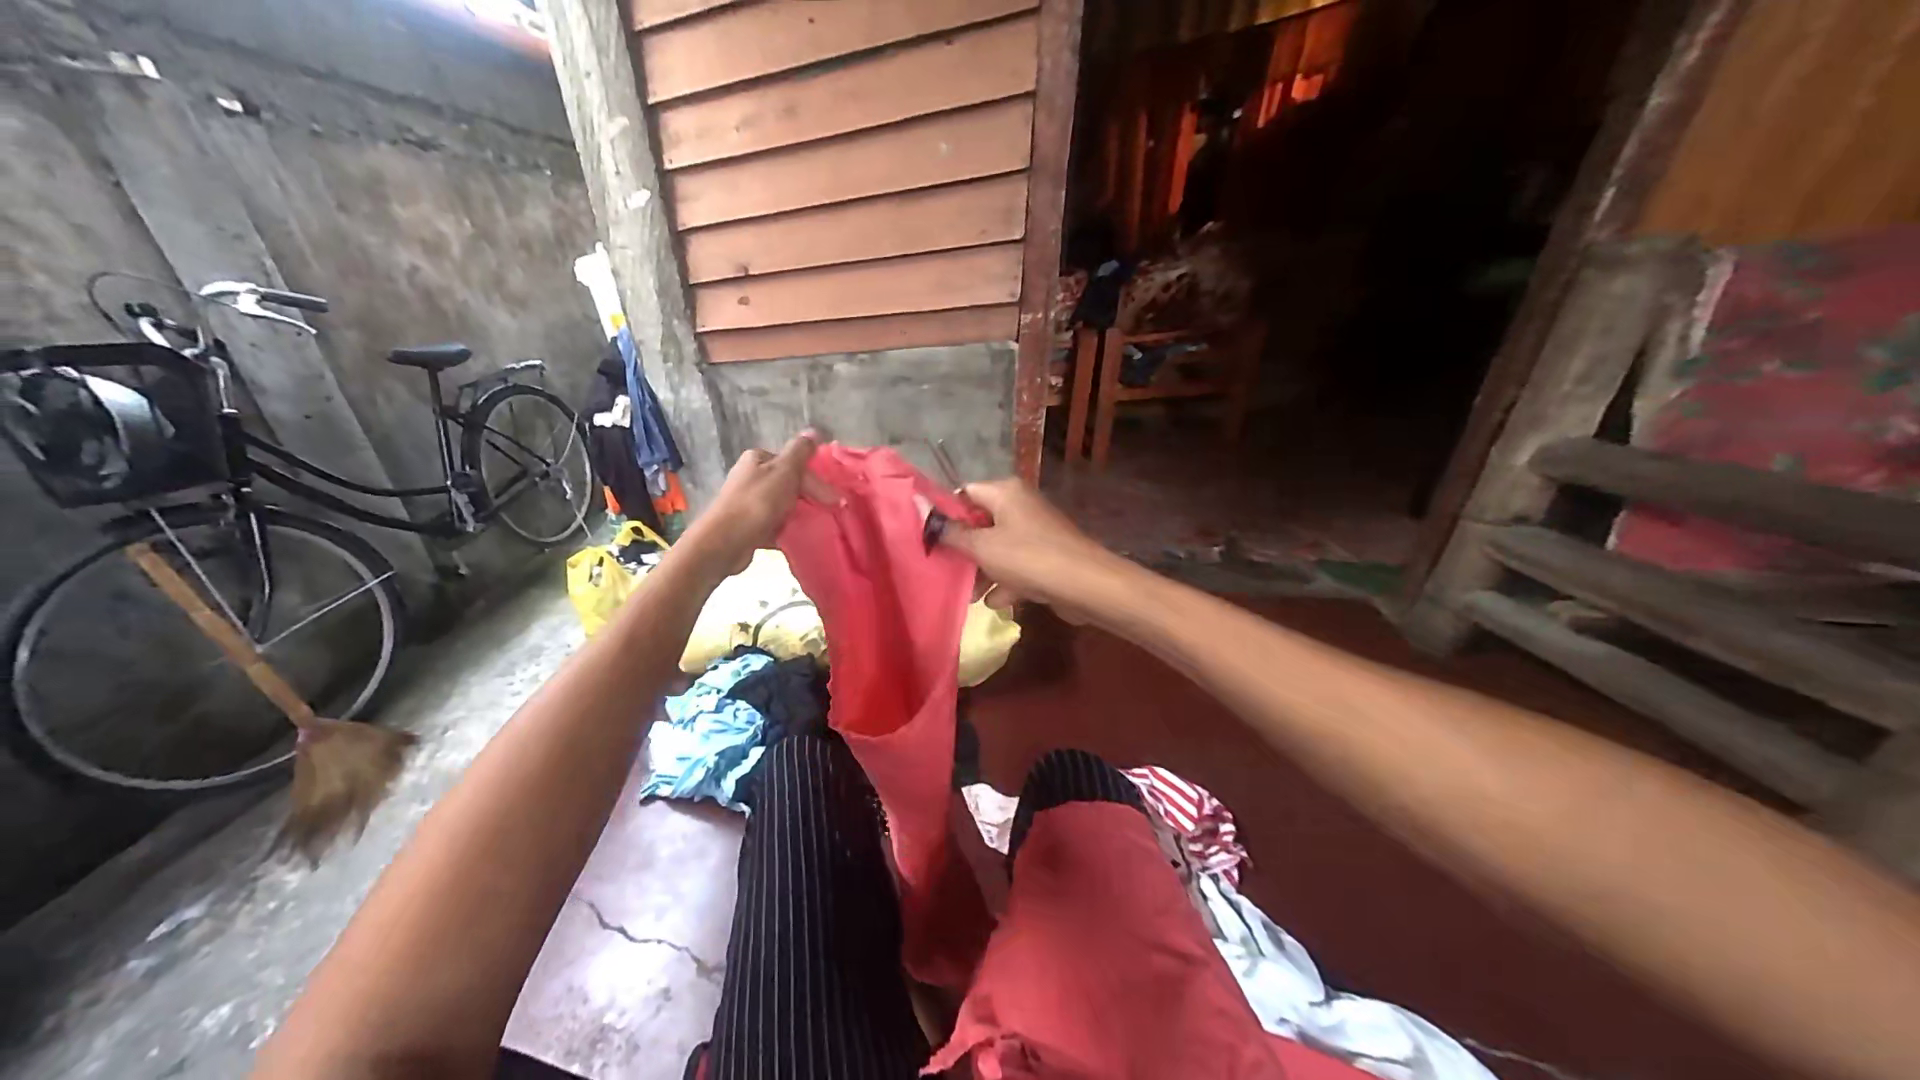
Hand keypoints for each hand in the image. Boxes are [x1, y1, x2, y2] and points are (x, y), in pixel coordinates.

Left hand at [678, 432, 833, 577]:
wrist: (726, 541)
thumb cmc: (758, 502)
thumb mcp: (784, 471)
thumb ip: (800, 452)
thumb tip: (813, 431)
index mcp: (759, 459)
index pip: (795, 464)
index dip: (816, 481)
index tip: (835, 501)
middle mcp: (751, 476)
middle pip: (789, 484)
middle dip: (810, 498)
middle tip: (830, 513)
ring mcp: (748, 502)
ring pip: (782, 505)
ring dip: (799, 514)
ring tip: (816, 527)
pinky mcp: (747, 525)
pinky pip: (774, 525)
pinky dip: (786, 530)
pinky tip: (797, 539)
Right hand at [934, 479, 1124, 613]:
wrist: (1086, 586)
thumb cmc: (1029, 558)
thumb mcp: (982, 546)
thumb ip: (950, 532)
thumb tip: (919, 509)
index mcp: (1005, 492)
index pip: (964, 493)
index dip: (945, 514)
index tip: (928, 539)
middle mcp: (1021, 506)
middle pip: (980, 523)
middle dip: (963, 549)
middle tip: (943, 571)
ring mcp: (1036, 532)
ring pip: (998, 547)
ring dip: (982, 570)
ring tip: (967, 595)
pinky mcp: (1047, 557)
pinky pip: (1018, 565)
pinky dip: (1006, 581)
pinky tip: (995, 602)